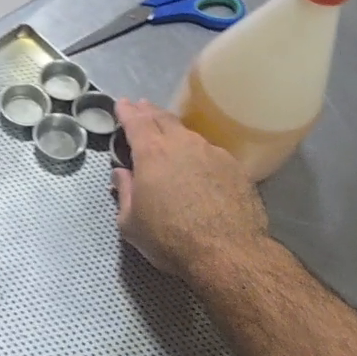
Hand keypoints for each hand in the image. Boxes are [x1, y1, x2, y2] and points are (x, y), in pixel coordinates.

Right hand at [112, 99, 271, 283]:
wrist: (227, 252)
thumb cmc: (169, 238)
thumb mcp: (130, 222)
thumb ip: (124, 192)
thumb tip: (121, 174)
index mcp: (152, 153)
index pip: (135, 122)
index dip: (126, 111)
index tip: (121, 103)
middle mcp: (182, 144)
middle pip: (163, 119)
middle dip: (149, 111)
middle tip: (142, 107)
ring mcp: (212, 153)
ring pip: (188, 133)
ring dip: (174, 129)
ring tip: (168, 131)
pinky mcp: (235, 167)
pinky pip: (209, 151)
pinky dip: (197, 150)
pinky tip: (197, 161)